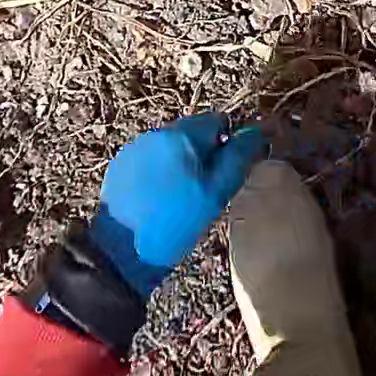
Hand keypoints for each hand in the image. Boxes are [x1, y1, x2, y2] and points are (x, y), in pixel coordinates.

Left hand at [85, 113, 265, 297]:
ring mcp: (136, 148)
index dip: (229, 143)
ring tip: (182, 195)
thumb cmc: (176, 223)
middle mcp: (156, 133)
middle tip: (206, 186)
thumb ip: (238, 157)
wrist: (121, 255)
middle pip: (195, 131)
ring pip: (174, 144)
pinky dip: (164, 170)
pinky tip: (162, 197)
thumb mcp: (217, 193)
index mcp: (181, 136)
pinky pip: (154, 157)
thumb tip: (254, 134)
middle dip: (205, 153)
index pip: (218, 120)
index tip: (225, 170)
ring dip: (184, 161)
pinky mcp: (122, 165)